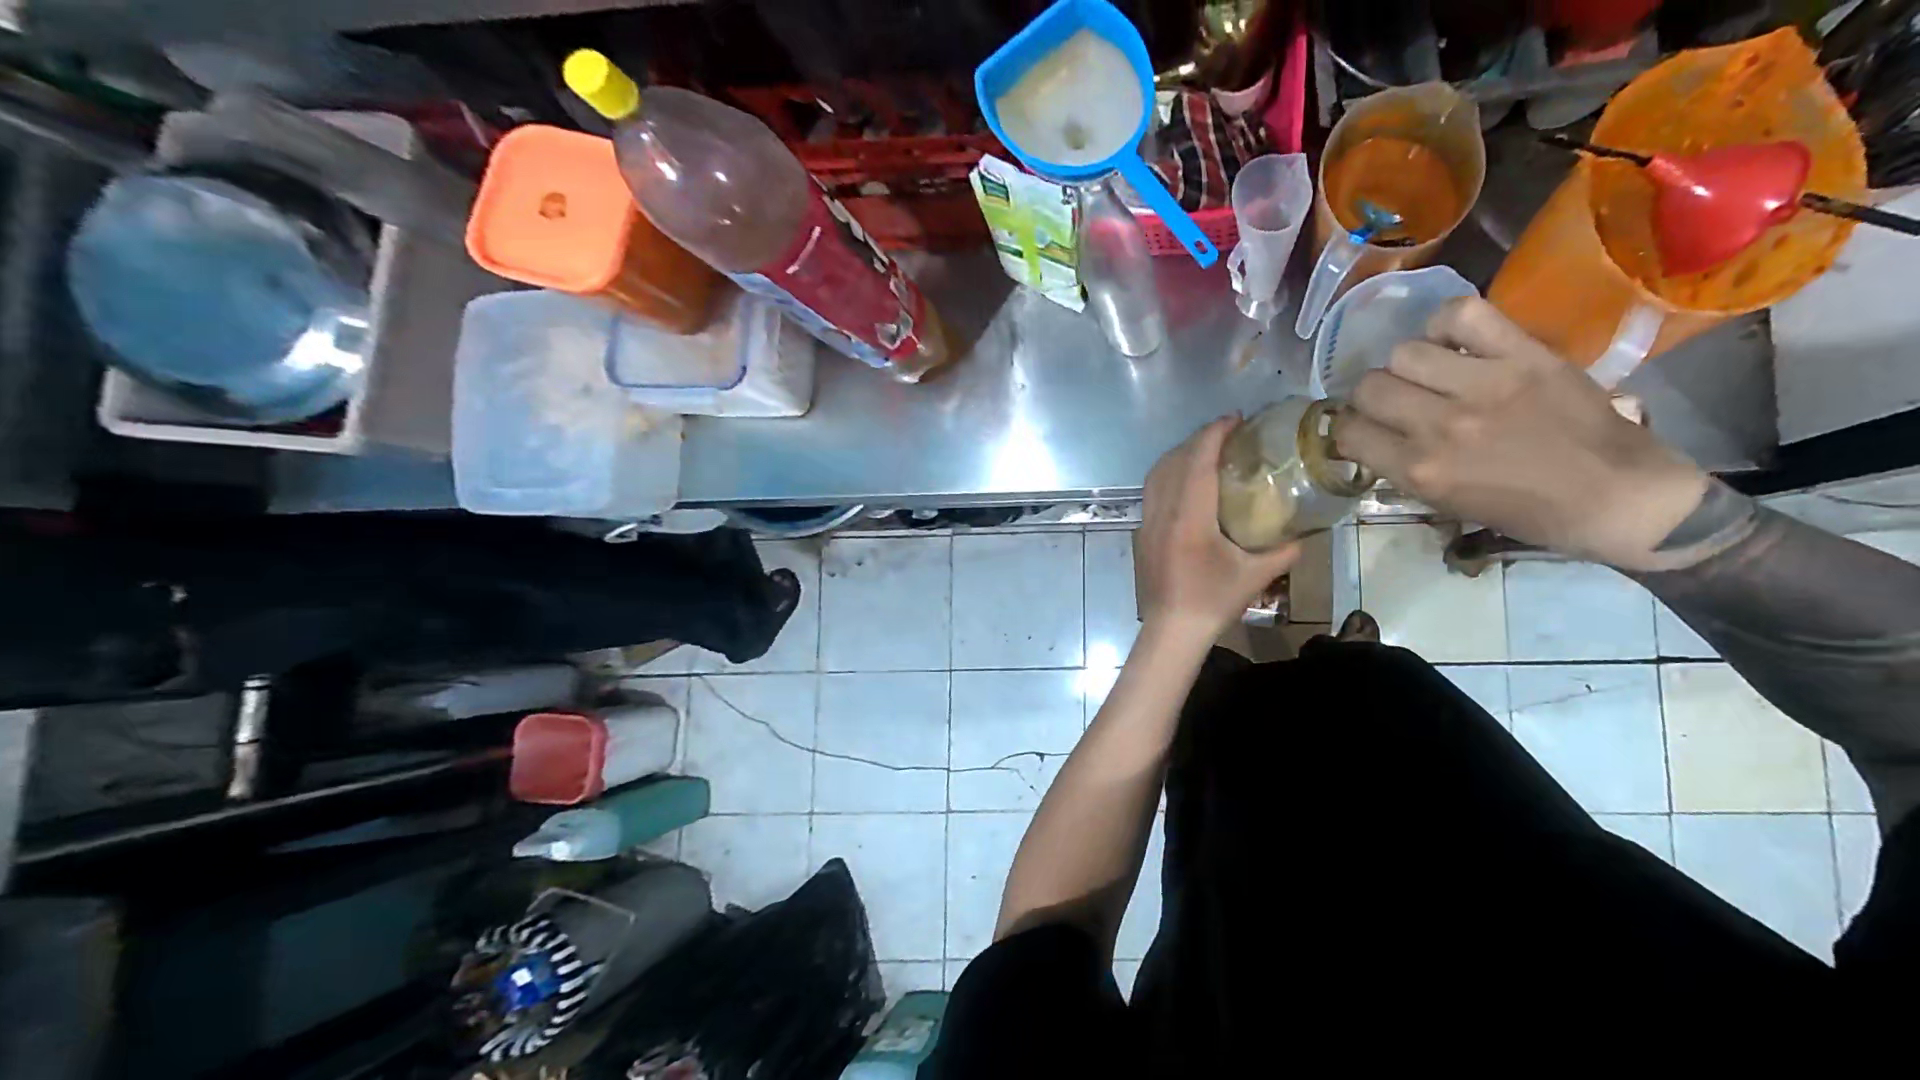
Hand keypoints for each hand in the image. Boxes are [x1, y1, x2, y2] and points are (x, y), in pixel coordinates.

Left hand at [1137, 416, 1300, 639]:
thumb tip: (1309, 529)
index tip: (1233, 419)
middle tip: (1227, 433)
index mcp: (1190, 520)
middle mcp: (1162, 514)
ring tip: (1207, 450)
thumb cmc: (1213, 602)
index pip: (1197, 464)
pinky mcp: (1141, 533)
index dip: (1213, 435)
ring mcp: (1146, 523)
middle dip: (1198, 440)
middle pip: (1174, 461)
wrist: (1171, 630)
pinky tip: (1187, 481)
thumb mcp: (1256, 576)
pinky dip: (1168, 474)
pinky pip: (1151, 491)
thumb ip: (1285, 550)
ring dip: (1180, 455)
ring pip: (1157, 474)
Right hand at [1334, 298, 1708, 570]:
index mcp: (1420, 470)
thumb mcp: (1445, 503)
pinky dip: (1447, 323)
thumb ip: (1402, 466)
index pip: (1347, 431)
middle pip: (1369, 387)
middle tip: (1397, 401)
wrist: (1616, 497)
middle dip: (1373, 397)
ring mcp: (1483, 385)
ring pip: (1403, 352)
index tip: (1365, 429)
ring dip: (1408, 364)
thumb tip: (1370, 434)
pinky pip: (1462, 314)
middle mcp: (1441, 425)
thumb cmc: (1525, 512)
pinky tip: (1454, 341)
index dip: (1349, 428)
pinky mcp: (1524, 356)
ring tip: (1430, 372)